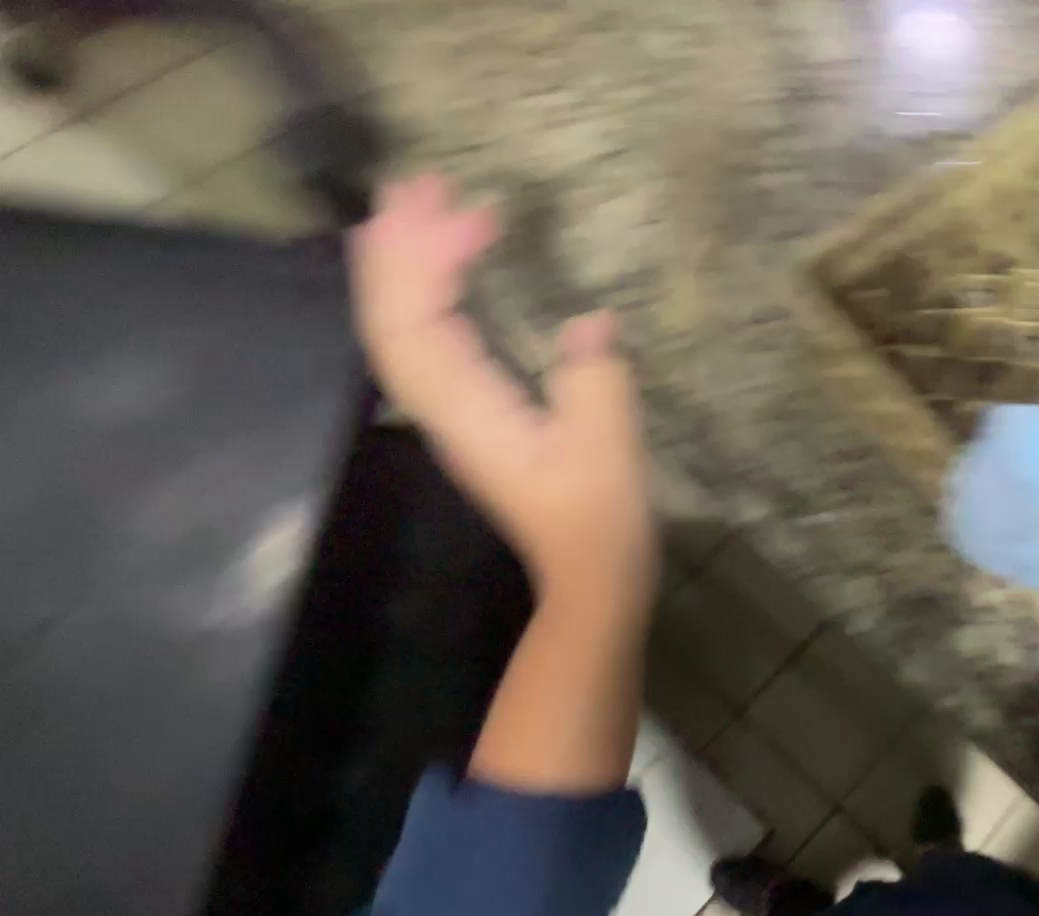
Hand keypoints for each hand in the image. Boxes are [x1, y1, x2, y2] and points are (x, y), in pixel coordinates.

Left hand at [349, 175, 656, 608]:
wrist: (591, 573)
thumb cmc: (602, 517)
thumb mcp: (610, 448)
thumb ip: (595, 380)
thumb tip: (591, 322)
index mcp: (470, 412)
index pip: (423, 320)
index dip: (433, 258)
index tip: (479, 212)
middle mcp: (443, 408)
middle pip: (392, 318)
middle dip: (398, 246)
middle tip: (423, 182)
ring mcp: (452, 415)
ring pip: (401, 331)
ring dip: (400, 267)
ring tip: (413, 210)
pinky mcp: (472, 417)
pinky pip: (425, 347)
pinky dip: (419, 302)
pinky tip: (434, 279)